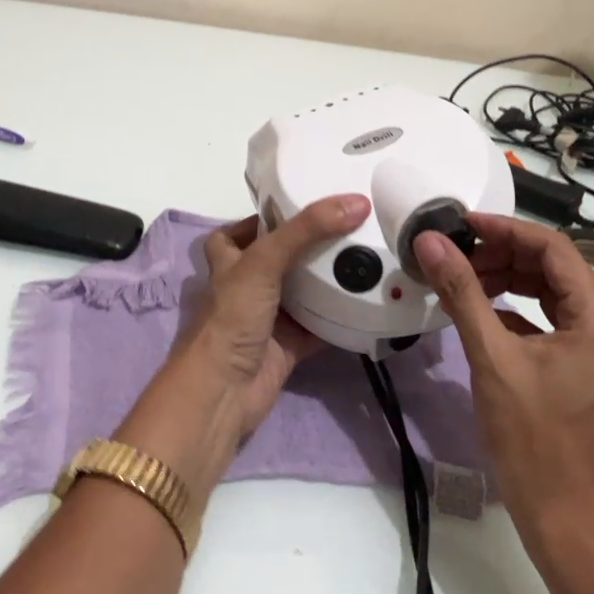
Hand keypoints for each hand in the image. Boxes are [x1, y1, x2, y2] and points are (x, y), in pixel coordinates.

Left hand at [191, 194, 370, 430]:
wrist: (224, 391)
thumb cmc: (232, 317)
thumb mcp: (263, 261)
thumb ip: (306, 229)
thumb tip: (357, 202)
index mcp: (230, 262)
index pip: (244, 230)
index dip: (267, 216)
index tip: (305, 201)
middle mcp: (249, 286)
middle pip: (281, 258)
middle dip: (310, 244)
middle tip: (349, 225)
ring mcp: (270, 317)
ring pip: (303, 291)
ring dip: (329, 277)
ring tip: (366, 251)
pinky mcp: (291, 344)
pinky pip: (321, 324)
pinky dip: (341, 315)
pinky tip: (369, 299)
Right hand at [412, 214, 593, 529]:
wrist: (558, 514)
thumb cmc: (528, 438)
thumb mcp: (491, 358)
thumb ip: (462, 293)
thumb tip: (431, 242)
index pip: (556, 251)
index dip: (508, 230)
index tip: (464, 223)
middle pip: (559, 270)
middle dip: (506, 256)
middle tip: (458, 255)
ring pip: (557, 295)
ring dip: (512, 281)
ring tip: (467, 279)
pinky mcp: (593, 371)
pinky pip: (557, 323)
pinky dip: (522, 311)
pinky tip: (486, 312)